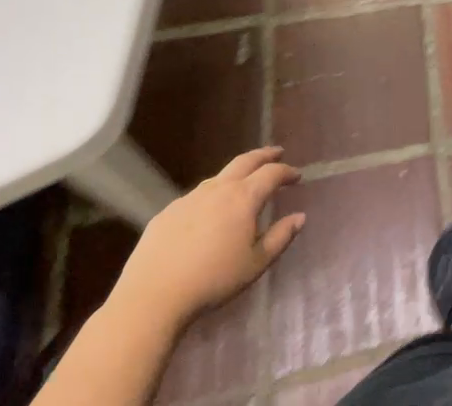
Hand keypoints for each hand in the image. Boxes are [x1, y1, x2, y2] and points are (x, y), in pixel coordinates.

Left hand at [110, 147, 306, 329]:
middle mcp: (217, 191)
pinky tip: (207, 214)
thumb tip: (300, 217)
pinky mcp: (166, 214)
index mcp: (243, 199)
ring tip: (242, 184)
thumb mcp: (256, 264)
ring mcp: (188, 200)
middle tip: (277, 153)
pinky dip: (210, 196)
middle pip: (244, 162)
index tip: (297, 176)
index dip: (286, 172)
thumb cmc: (212, 281)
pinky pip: (194, 198)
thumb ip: (280, 237)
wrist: (152, 298)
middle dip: (263, 155)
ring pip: (217, 178)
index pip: (271, 173)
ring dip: (235, 176)